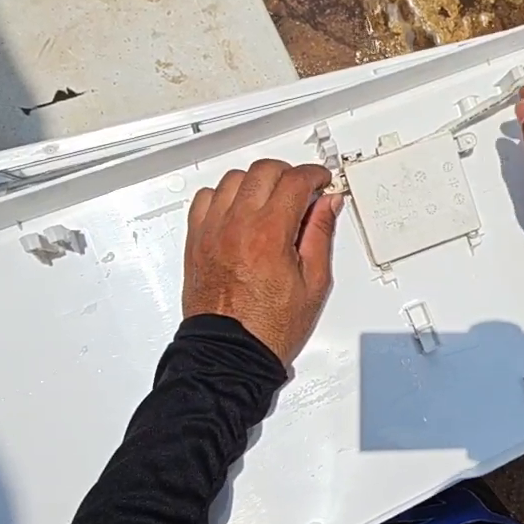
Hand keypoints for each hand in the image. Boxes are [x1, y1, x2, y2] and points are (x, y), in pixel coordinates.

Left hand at [183, 160, 342, 363]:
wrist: (231, 352)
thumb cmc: (269, 328)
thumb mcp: (314, 282)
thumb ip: (320, 234)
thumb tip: (327, 204)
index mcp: (269, 235)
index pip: (295, 181)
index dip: (314, 175)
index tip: (321, 181)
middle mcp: (237, 226)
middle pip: (263, 171)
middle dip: (288, 173)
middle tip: (301, 190)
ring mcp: (212, 231)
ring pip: (233, 179)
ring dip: (256, 182)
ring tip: (271, 199)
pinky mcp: (196, 241)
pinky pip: (205, 198)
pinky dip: (224, 195)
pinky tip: (239, 209)